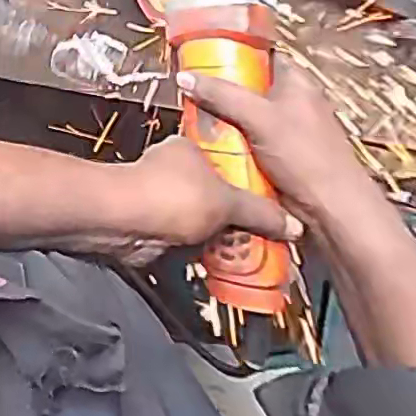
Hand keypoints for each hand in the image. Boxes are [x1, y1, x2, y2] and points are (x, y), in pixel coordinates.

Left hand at [109, 137, 302, 264]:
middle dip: (240, 217)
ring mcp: (164, 199)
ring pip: (206, 221)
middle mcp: (174, 171)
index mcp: (188, 149)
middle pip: (219, 195)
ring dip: (224, 239)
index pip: (228, 160)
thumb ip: (260, 211)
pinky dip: (205, 253)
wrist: (123, 223)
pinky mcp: (157, 228)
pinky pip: (191, 242)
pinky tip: (228, 266)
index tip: (277, 204)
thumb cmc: (170, 195)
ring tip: (257, 255)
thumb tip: (292, 224)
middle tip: (271, 236)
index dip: (253, 181)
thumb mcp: (226, 200)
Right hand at [174, 62, 387, 231]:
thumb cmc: (307, 159)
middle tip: (189, 90)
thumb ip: (221, 95)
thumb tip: (184, 77)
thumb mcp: (260, 118)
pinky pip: (240, 140)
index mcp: (296, 84)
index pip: (260, 55)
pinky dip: (224, 142)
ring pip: (240, 115)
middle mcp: (290, 103)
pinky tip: (205, 144)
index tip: (200, 55)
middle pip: (245, 87)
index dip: (232, 52)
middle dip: (217, 90)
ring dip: (218, 119)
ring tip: (191, 117)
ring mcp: (282, 131)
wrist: (331, 213)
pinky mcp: (273, 155)